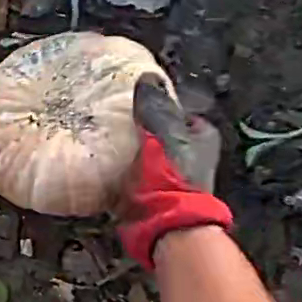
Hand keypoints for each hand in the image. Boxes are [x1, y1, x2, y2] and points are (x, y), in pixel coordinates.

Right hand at [117, 74, 232, 270]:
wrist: (162, 223)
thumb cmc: (169, 174)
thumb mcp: (162, 131)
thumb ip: (155, 105)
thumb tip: (148, 78)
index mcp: (201, 136)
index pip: (178, 110)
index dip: (157, 103)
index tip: (133, 99)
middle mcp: (191, 156)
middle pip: (160, 132)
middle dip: (139, 127)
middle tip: (112, 118)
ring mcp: (170, 177)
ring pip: (144, 154)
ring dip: (126, 149)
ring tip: (101, 138)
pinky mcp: (150, 194)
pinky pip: (130, 173)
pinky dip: (118, 168)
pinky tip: (100, 162)